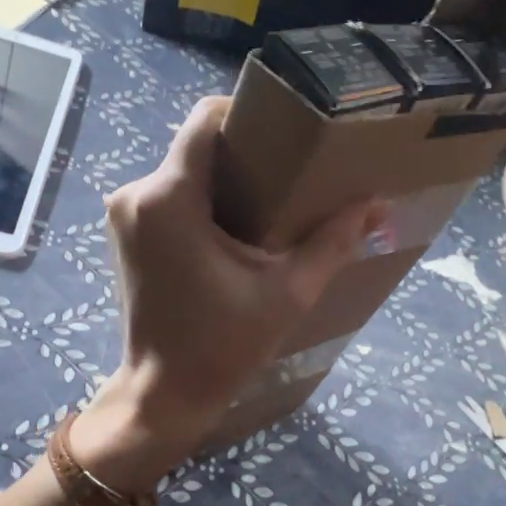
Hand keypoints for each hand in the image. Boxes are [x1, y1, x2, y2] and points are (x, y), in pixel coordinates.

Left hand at [68, 96, 382, 492]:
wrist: (163, 393)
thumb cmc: (222, 345)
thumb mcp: (288, 292)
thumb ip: (333, 241)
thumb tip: (378, 204)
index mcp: (169, 198)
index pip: (206, 119)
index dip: (250, 112)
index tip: (290, 132)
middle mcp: (137, 193)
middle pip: (198, 143)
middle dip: (246, 150)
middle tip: (295, 170)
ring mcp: (126, 213)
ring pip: (185, 168)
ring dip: (227, 176)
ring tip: (275, 198)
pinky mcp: (127, 231)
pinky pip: (172, 193)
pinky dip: (206, 198)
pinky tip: (241, 224)